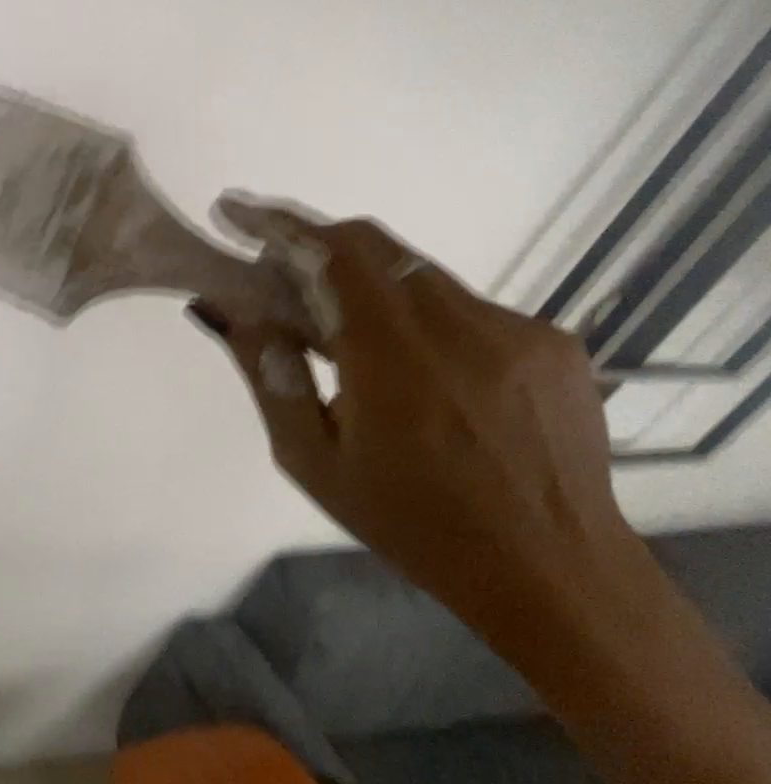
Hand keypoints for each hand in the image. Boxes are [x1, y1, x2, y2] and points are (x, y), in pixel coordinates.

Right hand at [192, 194, 631, 613]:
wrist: (552, 573)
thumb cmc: (410, 521)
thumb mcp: (311, 458)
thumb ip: (269, 374)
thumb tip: (229, 310)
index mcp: (395, 356)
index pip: (336, 251)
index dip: (281, 222)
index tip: (235, 210)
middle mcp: (463, 326)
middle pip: (378, 247)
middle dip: (316, 243)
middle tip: (274, 268)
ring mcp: (519, 332)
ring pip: (421, 276)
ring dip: (367, 283)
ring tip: (340, 332)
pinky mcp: (555, 346)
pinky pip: (467, 308)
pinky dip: (420, 316)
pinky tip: (415, 370)